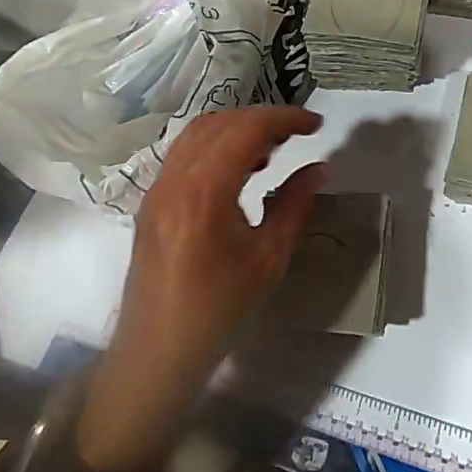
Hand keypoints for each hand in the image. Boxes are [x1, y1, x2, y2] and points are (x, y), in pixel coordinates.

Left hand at [76, 106, 327, 471]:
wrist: (157, 353)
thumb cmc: (220, 310)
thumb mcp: (270, 258)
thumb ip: (295, 205)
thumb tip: (318, 168)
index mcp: (203, 194)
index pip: (246, 130)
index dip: (285, 118)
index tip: (316, 125)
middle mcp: (173, 181)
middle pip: (219, 123)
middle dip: (263, 118)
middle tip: (299, 133)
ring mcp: (157, 190)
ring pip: (197, 134)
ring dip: (237, 129)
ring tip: (274, 148)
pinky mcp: (152, 203)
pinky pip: (185, 154)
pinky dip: (217, 146)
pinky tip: (242, 169)